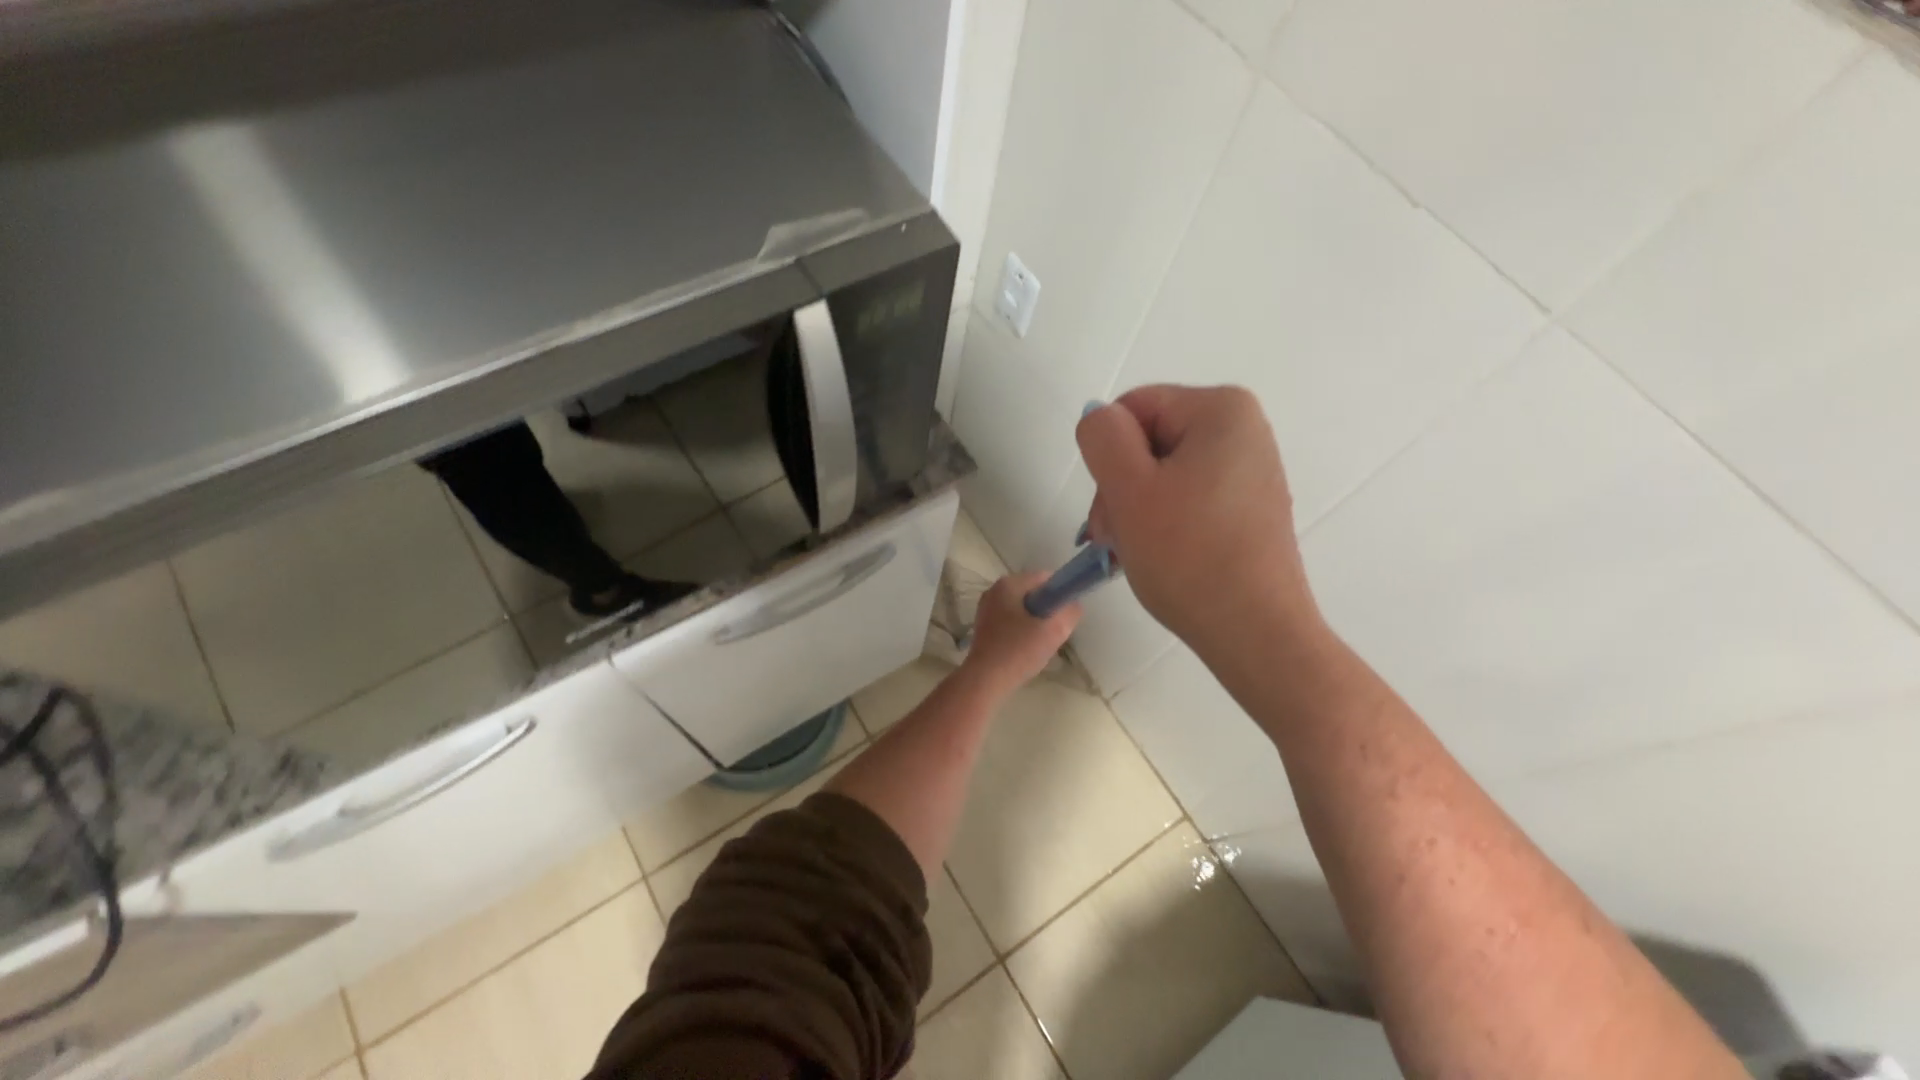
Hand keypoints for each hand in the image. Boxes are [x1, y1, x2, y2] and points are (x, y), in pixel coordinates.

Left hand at [962, 572, 1080, 692]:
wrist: (986, 679)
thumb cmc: (1019, 650)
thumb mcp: (1054, 630)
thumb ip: (1070, 612)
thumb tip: (1073, 605)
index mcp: (1008, 584)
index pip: (1044, 578)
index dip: (1061, 593)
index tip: (1067, 613)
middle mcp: (994, 591)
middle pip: (1032, 593)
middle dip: (1047, 609)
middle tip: (1056, 630)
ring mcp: (986, 608)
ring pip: (1022, 608)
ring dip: (1035, 621)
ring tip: (1041, 642)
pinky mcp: (984, 626)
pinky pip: (1011, 620)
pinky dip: (1022, 629)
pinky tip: (1026, 648)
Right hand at [1076, 385, 1321, 655]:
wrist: (1254, 633)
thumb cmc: (1189, 556)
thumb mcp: (1128, 488)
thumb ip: (1101, 436)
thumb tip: (1101, 419)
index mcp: (1222, 409)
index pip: (1131, 410)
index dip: (1107, 458)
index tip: (1109, 512)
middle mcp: (1245, 429)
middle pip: (1147, 442)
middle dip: (1120, 488)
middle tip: (1113, 540)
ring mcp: (1251, 471)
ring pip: (1163, 475)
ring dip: (1136, 511)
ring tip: (1135, 553)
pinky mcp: (1250, 509)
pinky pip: (1189, 499)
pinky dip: (1164, 524)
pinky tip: (1161, 557)